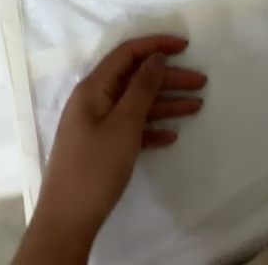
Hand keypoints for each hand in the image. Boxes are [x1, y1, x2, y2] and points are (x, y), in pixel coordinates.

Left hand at [17, 37, 206, 263]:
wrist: (66, 223)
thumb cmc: (95, 168)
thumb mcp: (124, 124)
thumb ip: (142, 87)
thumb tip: (156, 57)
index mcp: (94, 88)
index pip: (127, 53)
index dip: (156, 45)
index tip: (185, 46)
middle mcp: (94, 101)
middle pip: (136, 78)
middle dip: (168, 77)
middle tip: (201, 82)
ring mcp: (96, 125)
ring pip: (136, 104)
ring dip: (166, 103)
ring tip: (196, 106)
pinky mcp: (101, 147)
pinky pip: (131, 127)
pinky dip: (152, 127)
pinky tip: (171, 135)